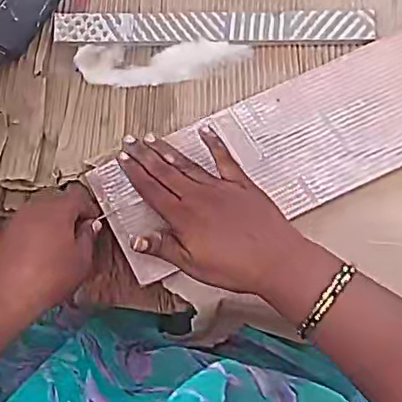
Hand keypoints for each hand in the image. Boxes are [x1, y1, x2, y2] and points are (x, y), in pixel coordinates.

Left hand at [0, 183, 102, 311]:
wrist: (6, 295)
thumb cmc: (49, 277)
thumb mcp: (81, 261)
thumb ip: (88, 238)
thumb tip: (90, 226)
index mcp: (58, 208)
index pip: (79, 197)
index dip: (90, 209)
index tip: (94, 224)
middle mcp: (35, 207)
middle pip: (57, 203)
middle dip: (69, 216)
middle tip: (79, 237)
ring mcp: (17, 219)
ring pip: (40, 214)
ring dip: (51, 226)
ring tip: (59, 250)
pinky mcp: (4, 233)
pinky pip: (26, 227)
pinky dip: (35, 235)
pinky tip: (39, 257)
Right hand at [117, 128, 327, 297]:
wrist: (278, 261)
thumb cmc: (238, 268)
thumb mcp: (193, 265)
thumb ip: (163, 248)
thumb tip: (138, 240)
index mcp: (183, 217)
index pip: (151, 190)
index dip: (134, 173)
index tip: (123, 160)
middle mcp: (198, 197)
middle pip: (163, 171)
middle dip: (143, 155)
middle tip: (130, 141)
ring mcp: (220, 188)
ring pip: (186, 164)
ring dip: (166, 150)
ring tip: (152, 139)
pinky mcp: (241, 185)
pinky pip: (224, 159)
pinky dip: (213, 144)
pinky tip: (205, 133)